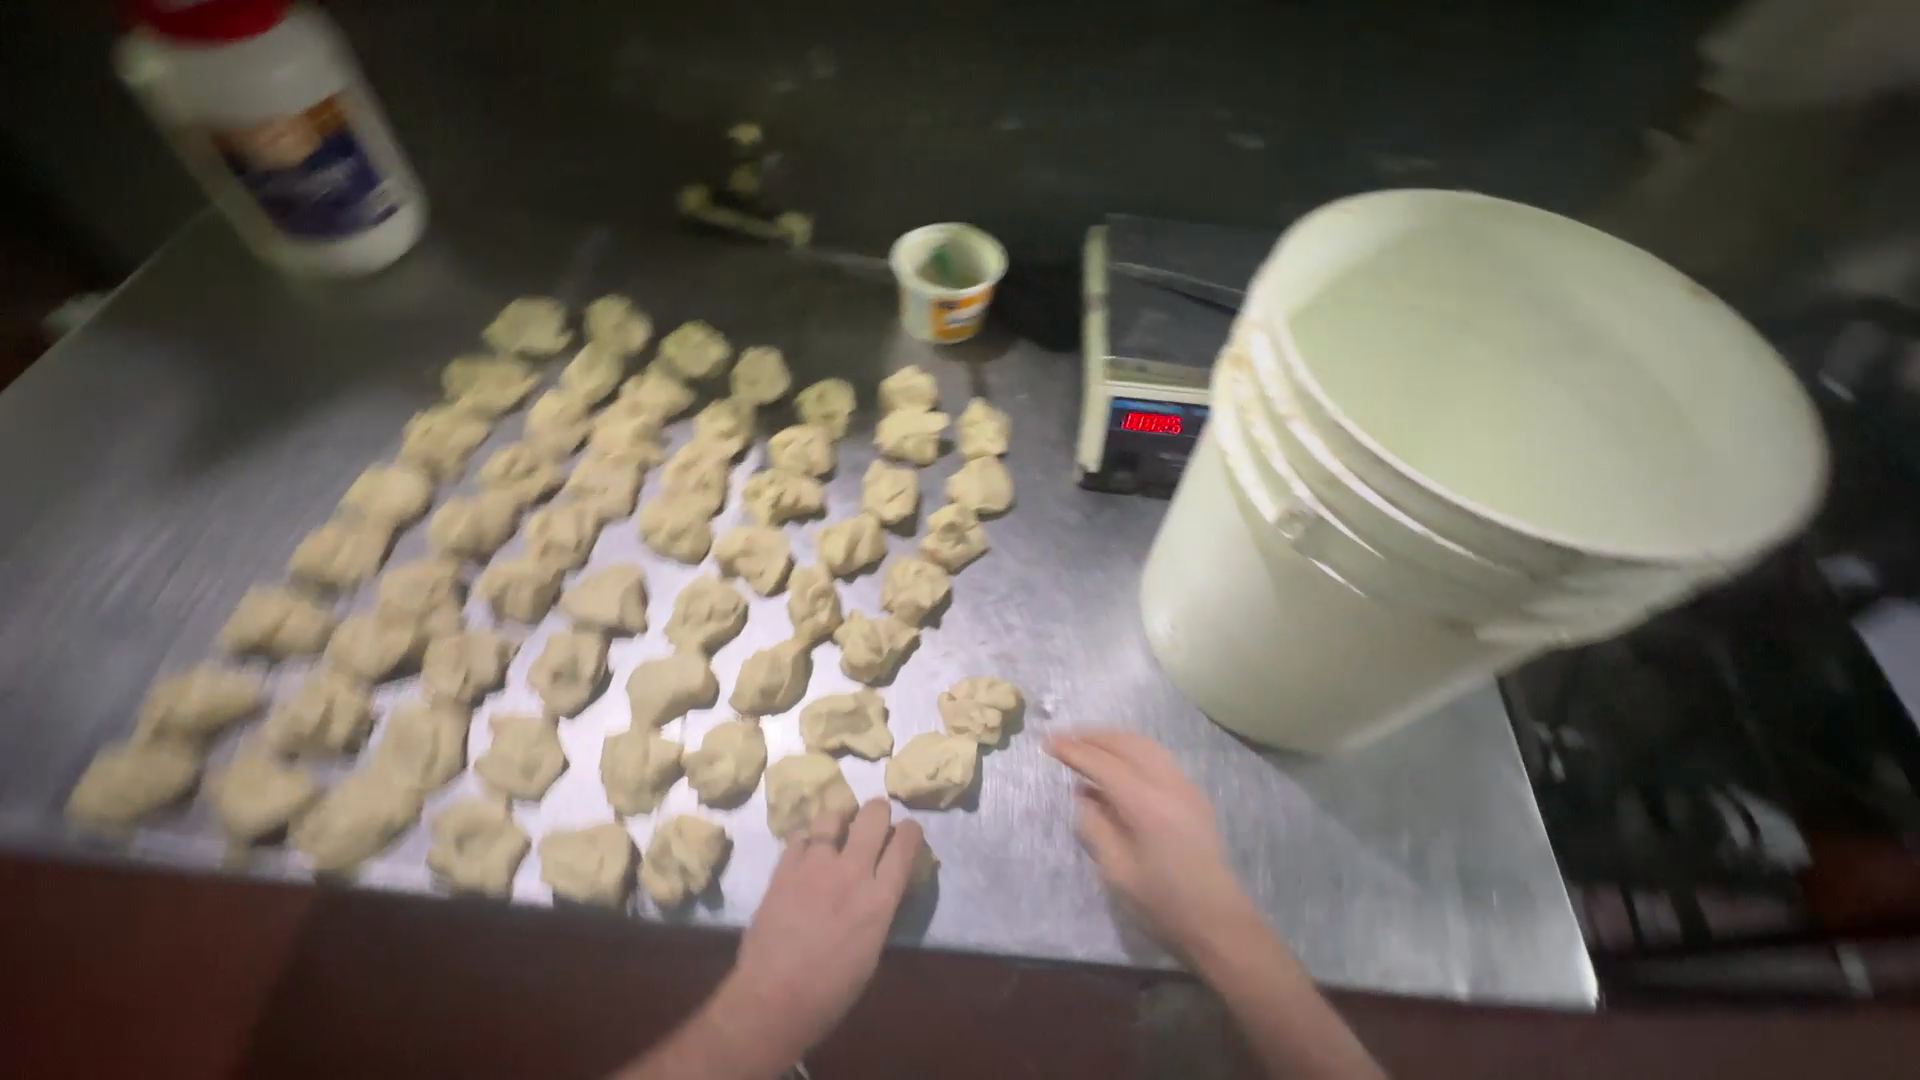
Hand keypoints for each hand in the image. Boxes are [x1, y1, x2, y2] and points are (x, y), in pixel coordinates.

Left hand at [718, 799, 924, 1062]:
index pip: (906, 842)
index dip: (911, 830)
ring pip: (834, 814)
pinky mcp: (784, 868)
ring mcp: (814, 865)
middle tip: (875, 821)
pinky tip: (809, 851)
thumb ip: (881, 907)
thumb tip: (883, 885)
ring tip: (839, 828)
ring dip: (842, 818)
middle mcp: (851, 872)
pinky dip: (810, 839)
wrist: (773, 999)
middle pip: (873, 815)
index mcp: (880, 898)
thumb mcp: (873, 949)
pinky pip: (801, 835)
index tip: (908, 832)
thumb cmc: (832, 990)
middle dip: (880, 811)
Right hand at [1048, 732, 1257, 959]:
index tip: (1047, 742)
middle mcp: (1169, 785)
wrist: (1219, 924)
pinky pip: (1158, 757)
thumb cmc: (1162, 905)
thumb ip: (1094, 827)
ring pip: (1145, 745)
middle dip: (1092, 736)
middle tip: (1062, 737)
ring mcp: (1186, 787)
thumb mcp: (1116, 871)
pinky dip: (1131, 750)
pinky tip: (1116, 763)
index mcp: (1147, 804)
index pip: (1103, 764)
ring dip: (1112, 739)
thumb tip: (1084, 796)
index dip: (1073, 751)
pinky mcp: (1193, 796)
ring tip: (1085, 742)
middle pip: (1126, 743)